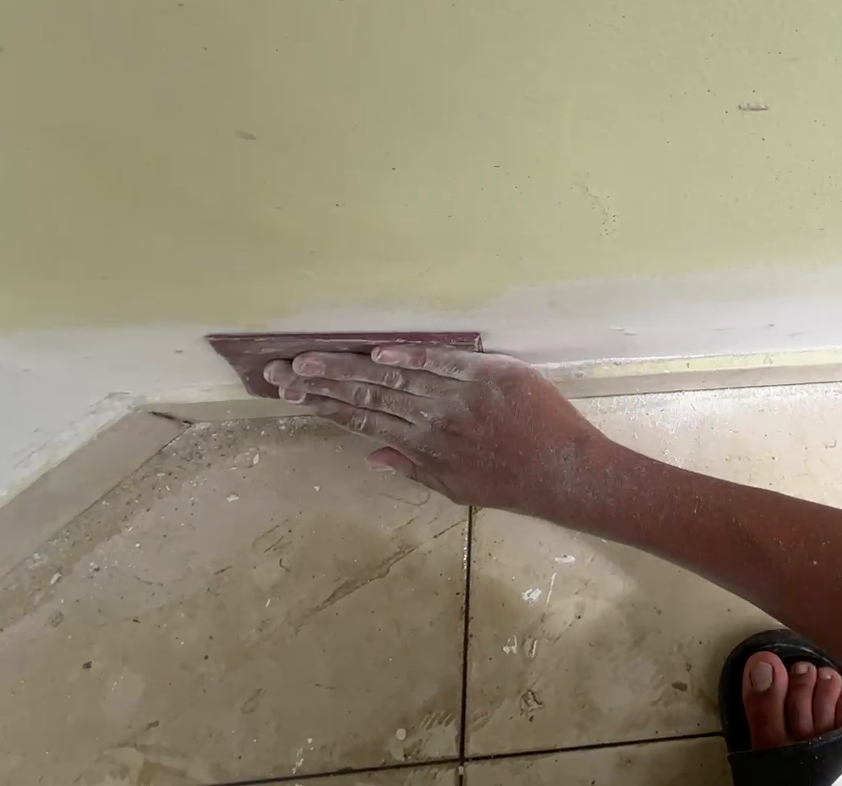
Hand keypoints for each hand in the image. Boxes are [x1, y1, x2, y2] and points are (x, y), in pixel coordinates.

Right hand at [261, 345, 615, 513]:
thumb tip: (371, 455)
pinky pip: (442, 362)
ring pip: (395, 378)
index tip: (288, 393)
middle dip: (320, 382)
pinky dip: (409, 357)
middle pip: (367, 396)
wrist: (563, 470)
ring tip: (310, 358)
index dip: (323, 405)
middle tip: (278, 370)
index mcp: (422, 446)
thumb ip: (413, 469)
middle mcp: (432, 420)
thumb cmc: (511, 482)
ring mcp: (459, 397)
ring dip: (350, 367)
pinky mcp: (488, 375)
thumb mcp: (456, 488)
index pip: (361, 421)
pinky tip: (377, 352)